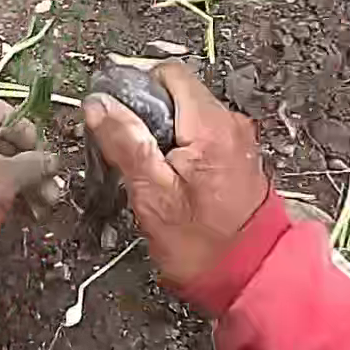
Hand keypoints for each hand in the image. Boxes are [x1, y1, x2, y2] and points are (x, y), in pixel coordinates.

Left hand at [0, 100, 57, 273]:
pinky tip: (13, 207)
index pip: (1, 112)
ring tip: (37, 205)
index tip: (43, 157)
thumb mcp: (3, 184)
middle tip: (46, 185)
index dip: (29, 135)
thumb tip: (52, 160)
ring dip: (11, 180)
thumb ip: (32, 165)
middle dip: (24, 166)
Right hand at [82, 62, 268, 287]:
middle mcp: (230, 124)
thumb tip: (99, 105)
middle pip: (178, 92)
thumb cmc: (202, 245)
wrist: (250, 276)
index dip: (136, 85)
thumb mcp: (154, 194)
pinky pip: (202, 133)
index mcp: (211, 126)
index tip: (115, 110)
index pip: (169, 73)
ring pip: (188, 113)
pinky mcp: (237, 156)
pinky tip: (170, 175)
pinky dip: (181, 144)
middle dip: (147, 111)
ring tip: (147, 167)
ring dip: (163, 130)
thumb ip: (127, 143)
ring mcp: (236, 139)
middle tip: (127, 146)